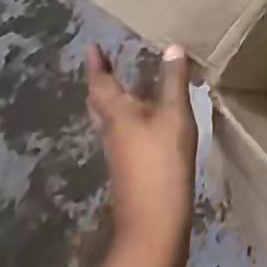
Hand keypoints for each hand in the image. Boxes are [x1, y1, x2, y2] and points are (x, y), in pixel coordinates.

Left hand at [83, 43, 197, 266]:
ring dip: (117, 95)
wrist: (154, 221)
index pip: (101, 82)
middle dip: (102, 79)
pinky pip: (124, 127)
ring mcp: (119, 149)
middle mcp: (111, 129)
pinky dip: (131, 112)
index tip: (92, 47)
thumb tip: (172, 46)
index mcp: (117, 113)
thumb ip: (173, 80)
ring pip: (111, 115)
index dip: (97, 64)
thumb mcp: (174, 114)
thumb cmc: (162, 161)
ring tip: (131, 79)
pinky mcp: (129, 163)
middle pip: (100, 100)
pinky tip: (149, 112)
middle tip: (107, 60)